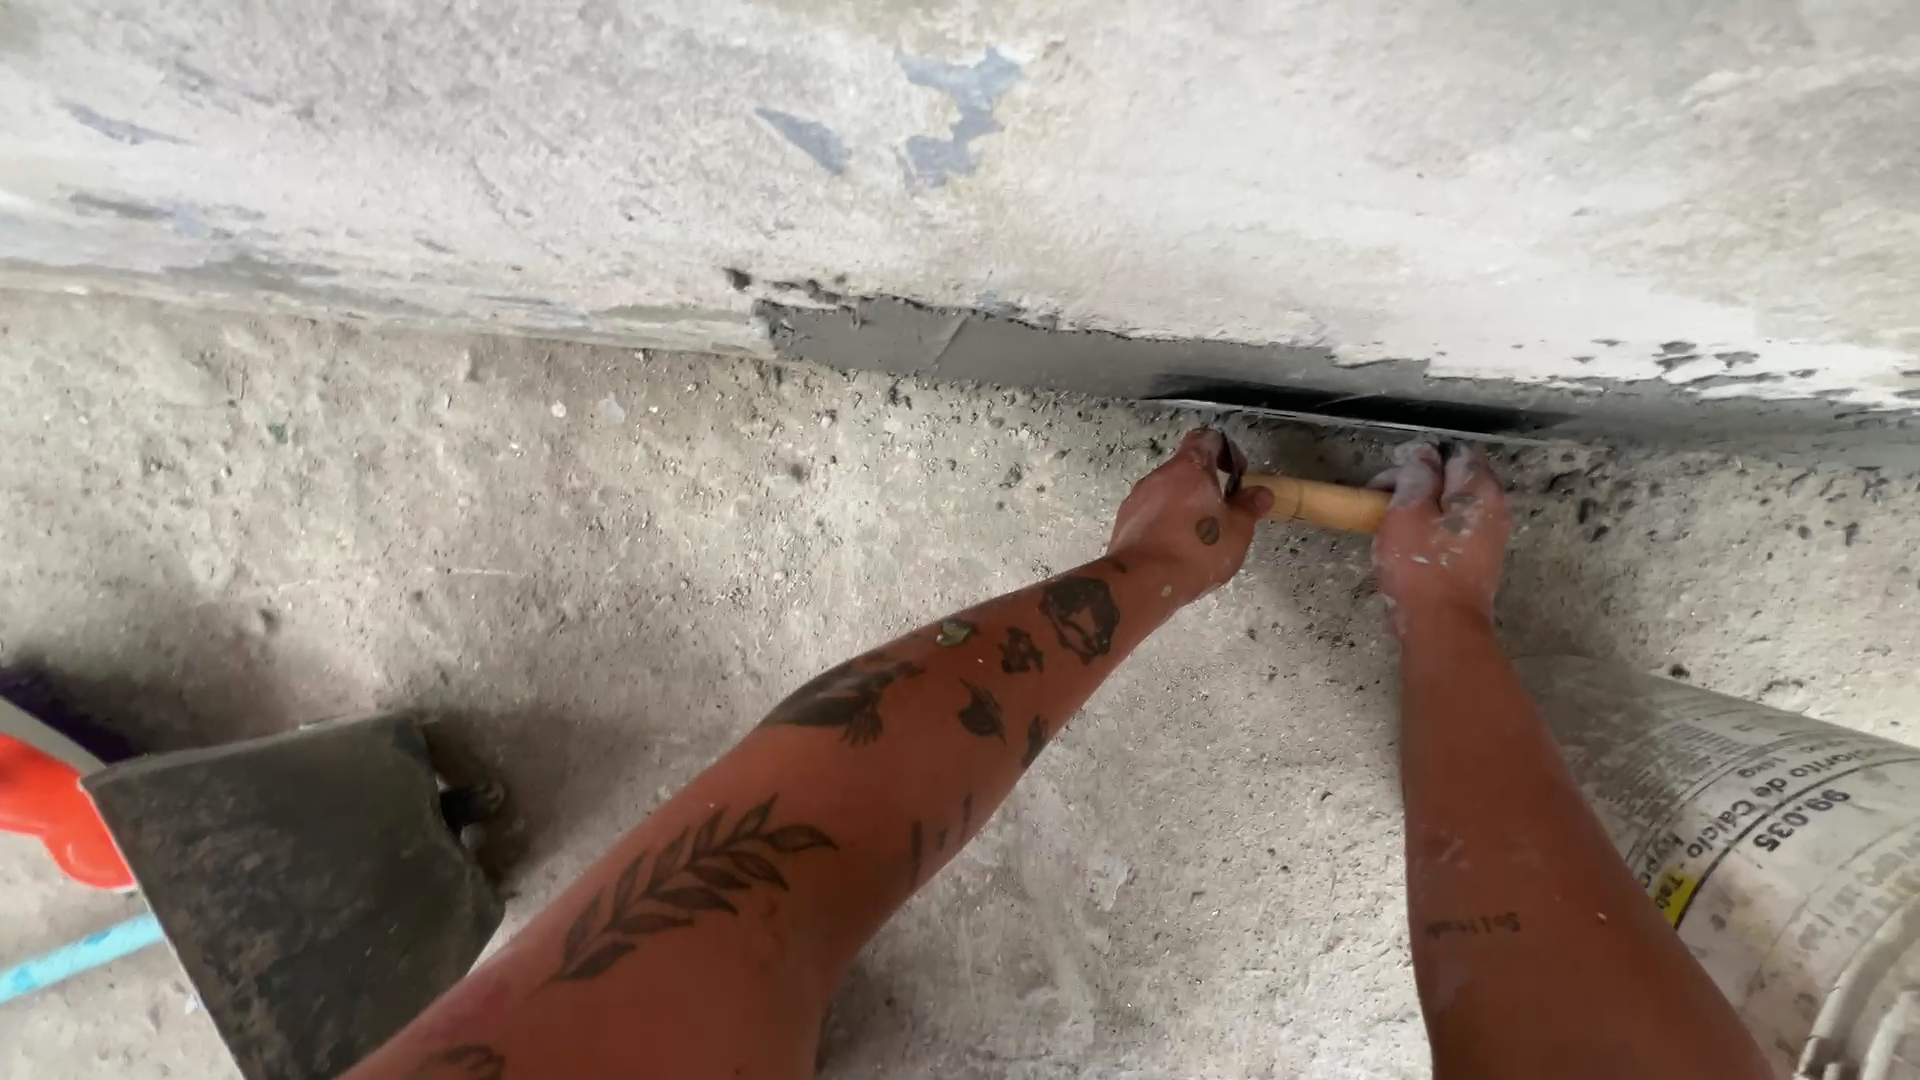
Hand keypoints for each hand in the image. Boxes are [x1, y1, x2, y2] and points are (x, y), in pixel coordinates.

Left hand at [1108, 429, 1273, 603]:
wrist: (1141, 581)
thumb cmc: (1195, 551)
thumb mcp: (1237, 531)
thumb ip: (1248, 507)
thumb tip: (1260, 493)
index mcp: (1188, 468)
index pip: (1206, 438)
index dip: (1226, 450)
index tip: (1237, 474)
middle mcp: (1158, 476)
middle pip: (1185, 469)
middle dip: (1206, 486)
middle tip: (1223, 513)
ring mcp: (1137, 498)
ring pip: (1167, 493)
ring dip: (1186, 507)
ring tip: (1201, 537)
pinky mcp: (1125, 522)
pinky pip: (1152, 514)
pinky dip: (1167, 523)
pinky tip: (1177, 549)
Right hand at [1370, 442, 1509, 634]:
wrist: (1439, 623)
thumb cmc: (1420, 566)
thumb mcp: (1406, 512)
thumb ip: (1416, 478)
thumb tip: (1423, 456)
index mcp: (1480, 492)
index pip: (1457, 453)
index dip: (1422, 458)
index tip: (1392, 476)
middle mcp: (1493, 510)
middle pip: (1454, 480)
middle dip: (1417, 484)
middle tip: (1380, 501)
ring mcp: (1487, 537)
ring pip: (1450, 507)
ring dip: (1419, 509)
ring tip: (1388, 523)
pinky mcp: (1475, 560)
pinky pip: (1450, 531)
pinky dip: (1427, 530)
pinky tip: (1405, 544)